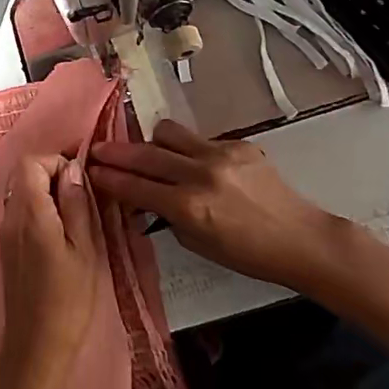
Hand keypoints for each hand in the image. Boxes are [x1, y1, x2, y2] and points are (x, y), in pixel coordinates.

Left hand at [0, 154, 101, 378]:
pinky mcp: (7, 249)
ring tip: (78, 217)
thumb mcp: (85, 248)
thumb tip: (73, 169)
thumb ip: (77, 204)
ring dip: (48, 194)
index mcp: (29, 215)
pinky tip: (64, 235)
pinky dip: (41, 211)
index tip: (82, 180)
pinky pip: (21, 214)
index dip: (57, 161)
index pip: (30, 163)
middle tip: (84, 198)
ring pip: (21, 193)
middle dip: (54, 175)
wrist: (37, 345)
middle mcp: (9, 218)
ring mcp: (4, 234)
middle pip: (23, 175)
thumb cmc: (69, 298)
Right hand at [89, 121, 359, 292]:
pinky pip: (199, 140)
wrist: (299, 237)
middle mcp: (200, 174)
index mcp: (188, 206)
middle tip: (97, 149)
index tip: (89, 169)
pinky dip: (187, 150)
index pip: (136, 187)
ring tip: (147, 152)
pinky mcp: (239, 144)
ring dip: (152, 142)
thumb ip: (169, 217)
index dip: (108, 178)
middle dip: (116, 152)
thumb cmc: (247, 254)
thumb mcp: (198, 244)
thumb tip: (147, 200)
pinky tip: (193, 164)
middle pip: (146, 154)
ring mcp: (220, 154)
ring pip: (170, 133)